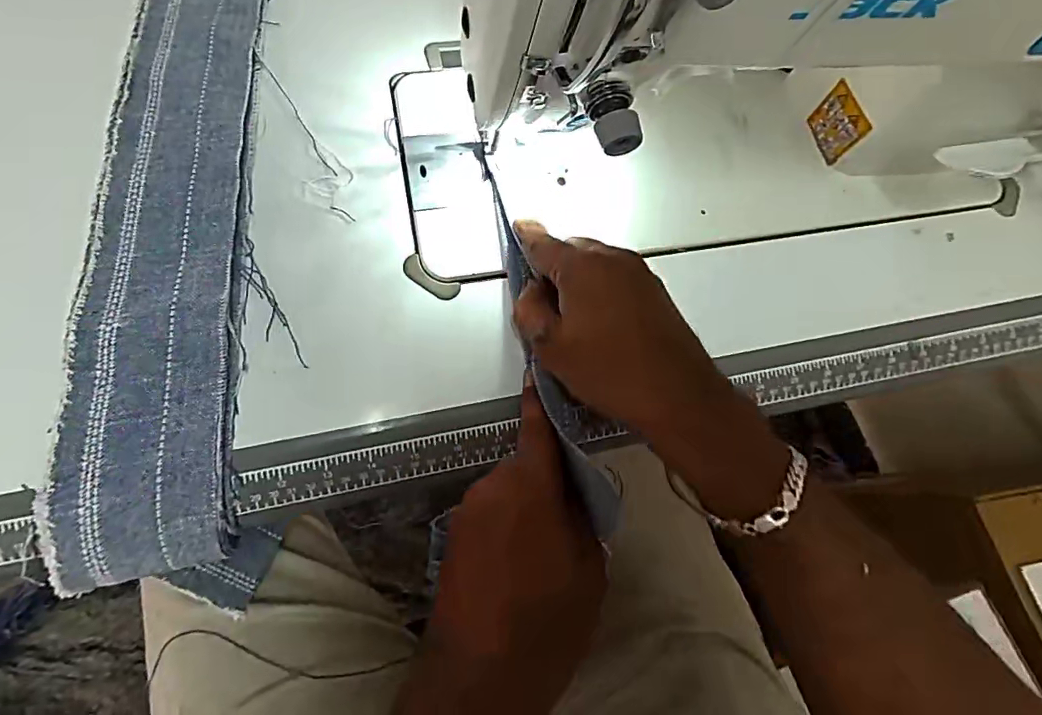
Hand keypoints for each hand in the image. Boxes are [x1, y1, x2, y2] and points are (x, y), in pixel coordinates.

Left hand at [395, 384, 605, 713]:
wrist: (479, 670)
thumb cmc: (547, 620)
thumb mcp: (588, 570)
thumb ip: (582, 518)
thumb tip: (575, 495)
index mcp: (530, 485)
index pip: (536, 430)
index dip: (539, 402)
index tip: (536, 371)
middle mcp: (493, 485)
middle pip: (525, 469)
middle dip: (545, 486)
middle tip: (568, 524)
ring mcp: (468, 508)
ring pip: (507, 495)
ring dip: (524, 512)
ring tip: (541, 559)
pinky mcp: (453, 532)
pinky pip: (489, 516)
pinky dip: (505, 530)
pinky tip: (516, 569)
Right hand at [510, 221, 790, 524]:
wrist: (679, 397)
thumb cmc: (619, 373)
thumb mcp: (549, 347)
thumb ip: (527, 310)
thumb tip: (530, 294)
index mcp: (581, 267)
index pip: (541, 241)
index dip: (525, 236)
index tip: (520, 228)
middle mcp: (612, 260)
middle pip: (569, 251)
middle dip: (552, 272)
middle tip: (544, 309)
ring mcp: (637, 273)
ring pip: (594, 266)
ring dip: (579, 284)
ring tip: (575, 328)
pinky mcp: (654, 290)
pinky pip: (616, 279)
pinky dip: (602, 293)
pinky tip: (600, 331)